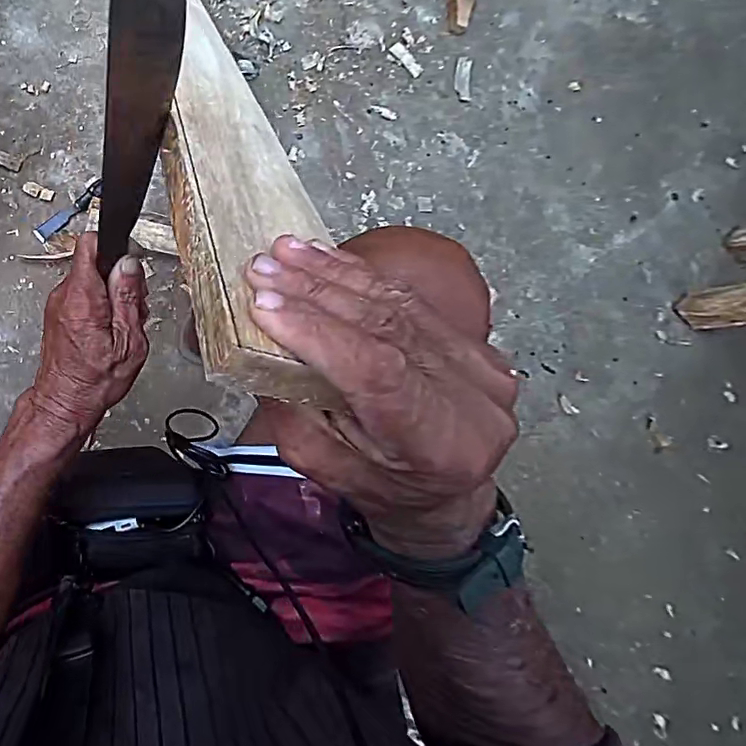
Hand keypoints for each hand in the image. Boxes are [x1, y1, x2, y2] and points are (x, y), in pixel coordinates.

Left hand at [28, 233, 149, 438]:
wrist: (65, 403)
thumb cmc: (93, 381)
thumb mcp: (128, 341)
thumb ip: (128, 297)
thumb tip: (129, 263)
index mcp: (82, 297)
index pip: (90, 244)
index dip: (115, 248)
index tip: (129, 265)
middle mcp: (64, 295)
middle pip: (95, 262)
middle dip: (119, 278)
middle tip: (132, 307)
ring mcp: (58, 303)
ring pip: (91, 279)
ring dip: (112, 294)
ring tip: (121, 324)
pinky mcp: (58, 313)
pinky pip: (83, 295)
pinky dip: (100, 306)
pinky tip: (109, 329)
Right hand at [243, 235, 518, 556]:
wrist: (444, 493)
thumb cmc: (384, 488)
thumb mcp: (327, 469)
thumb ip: (297, 414)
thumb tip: (266, 346)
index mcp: (439, 445)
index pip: (375, 370)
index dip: (316, 333)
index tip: (264, 306)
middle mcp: (473, 400)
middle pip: (385, 327)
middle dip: (314, 293)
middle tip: (264, 270)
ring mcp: (481, 365)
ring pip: (395, 302)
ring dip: (331, 273)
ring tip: (285, 252)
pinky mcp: (471, 341)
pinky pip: (407, 298)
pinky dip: (359, 274)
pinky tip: (322, 256)